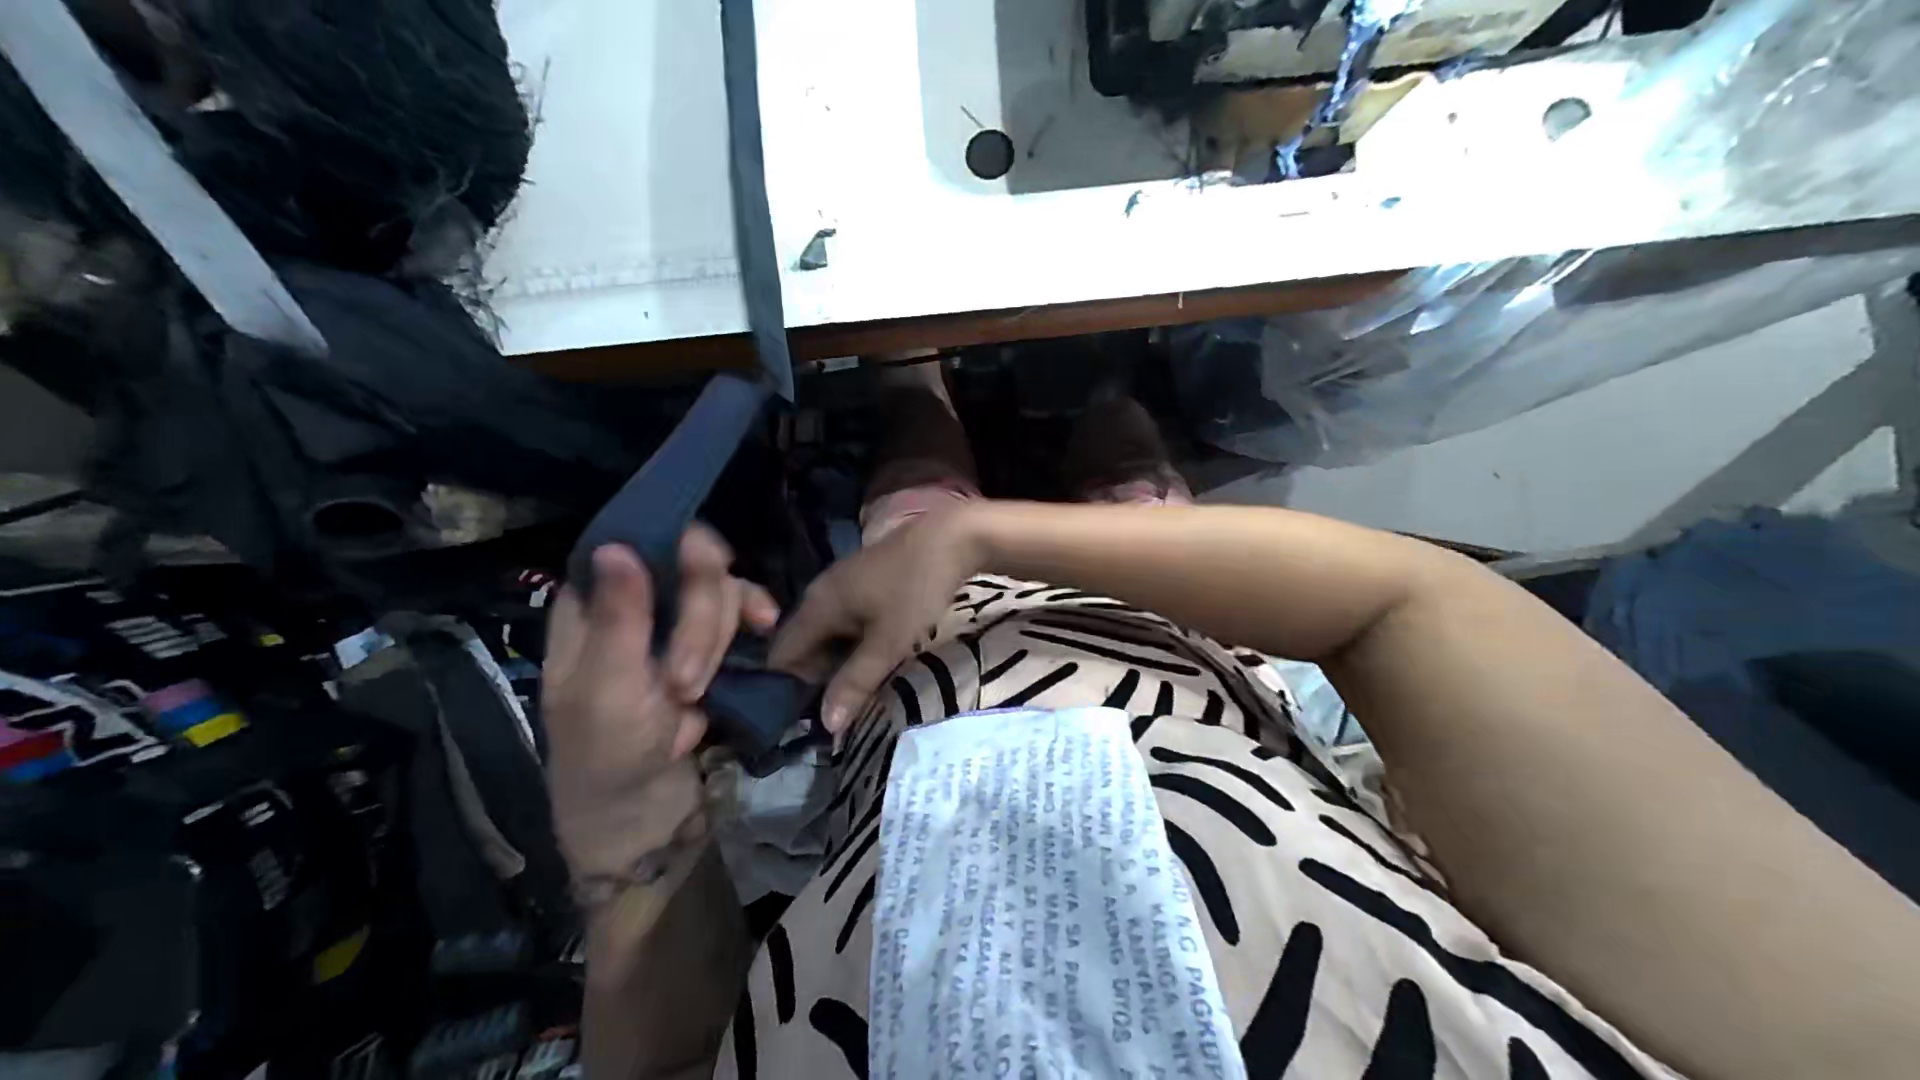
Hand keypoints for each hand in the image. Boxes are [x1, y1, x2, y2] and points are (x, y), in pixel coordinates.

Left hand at [543, 527, 778, 880]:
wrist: (643, 800)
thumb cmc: (607, 749)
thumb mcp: (605, 689)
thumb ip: (616, 618)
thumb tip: (616, 544)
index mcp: (590, 600)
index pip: (635, 542)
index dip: (671, 554)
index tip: (696, 580)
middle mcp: (635, 595)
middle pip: (687, 564)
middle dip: (699, 623)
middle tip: (685, 680)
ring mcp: (675, 613)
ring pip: (718, 586)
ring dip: (718, 637)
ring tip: (697, 691)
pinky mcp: (710, 633)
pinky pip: (742, 602)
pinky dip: (755, 612)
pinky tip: (766, 626)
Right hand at [769, 506, 984, 736]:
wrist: (951, 537)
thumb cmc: (916, 590)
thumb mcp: (888, 643)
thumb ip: (855, 682)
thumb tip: (826, 725)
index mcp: (816, 606)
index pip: (781, 654)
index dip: (788, 687)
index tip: (806, 716)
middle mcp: (819, 592)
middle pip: (802, 644)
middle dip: (815, 677)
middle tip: (840, 706)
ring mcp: (841, 583)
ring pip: (826, 632)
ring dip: (836, 660)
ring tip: (857, 687)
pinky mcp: (862, 580)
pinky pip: (844, 619)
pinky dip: (851, 641)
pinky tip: (874, 655)